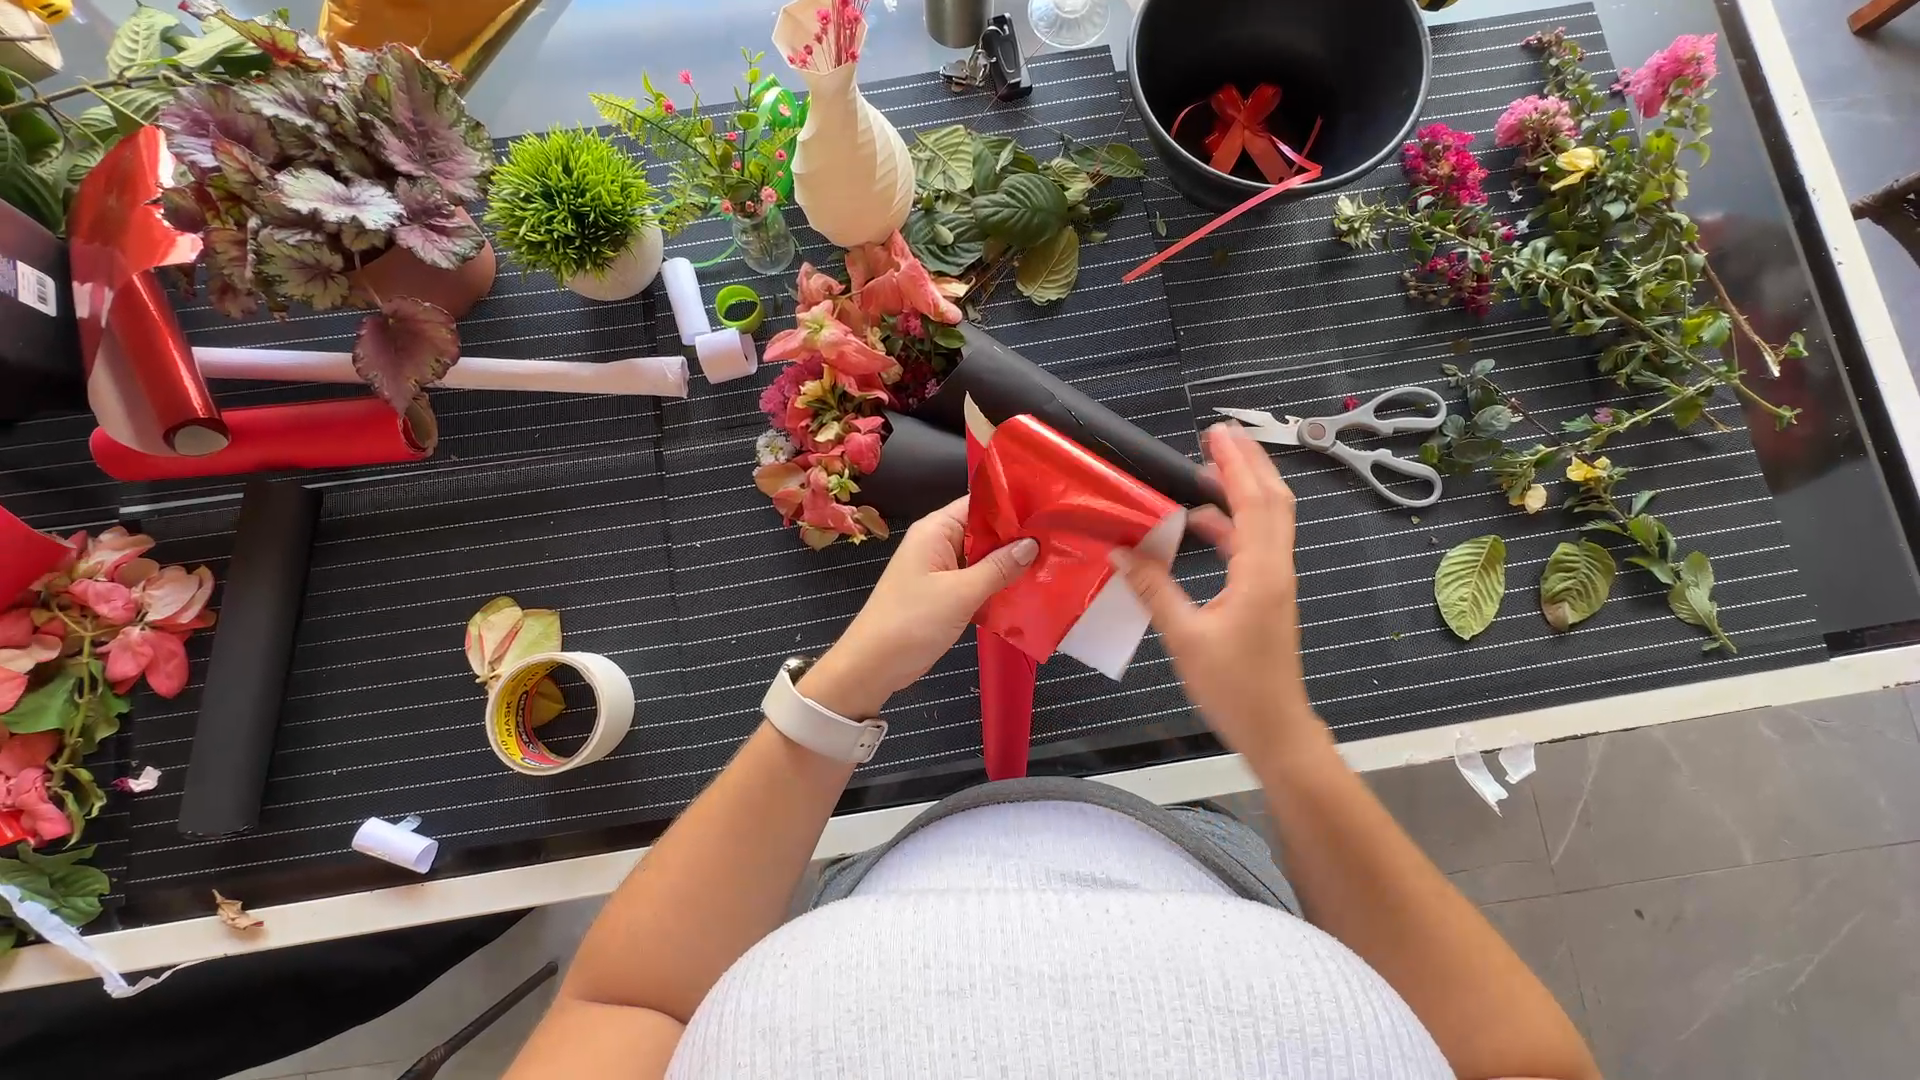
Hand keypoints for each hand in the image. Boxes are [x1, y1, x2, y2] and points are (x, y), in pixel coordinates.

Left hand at [798, 497, 1037, 718]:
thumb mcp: (960, 593)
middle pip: (984, 531)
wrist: (873, 666)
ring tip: (1053, 563)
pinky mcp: (945, 594)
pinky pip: (978, 581)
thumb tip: (1031, 543)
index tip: (1048, 509)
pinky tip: (1029, 591)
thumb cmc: (911, 621)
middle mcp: (938, 543)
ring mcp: (941, 570)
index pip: (979, 503)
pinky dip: (998, 586)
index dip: (1012, 504)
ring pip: (984, 558)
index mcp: (935, 530)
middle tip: (1059, 539)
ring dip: (1011, 564)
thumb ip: (998, 567)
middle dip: (1017, 537)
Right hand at [1112, 423, 1329, 762]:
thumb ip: (1154, 589)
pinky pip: (1254, 545)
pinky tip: (1200, 526)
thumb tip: (1120, 552)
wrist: (1275, 728)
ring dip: (1240, 492)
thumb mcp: (1185, 637)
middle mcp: (1276, 568)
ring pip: (1266, 521)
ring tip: (1203, 473)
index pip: (1254, 502)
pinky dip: (1232, 525)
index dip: (1236, 463)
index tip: (1215, 432)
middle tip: (1216, 436)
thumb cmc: (1233, 686)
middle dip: (1248, 463)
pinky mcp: (1267, 595)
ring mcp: (1275, 581)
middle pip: (1272, 500)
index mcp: (1261, 572)